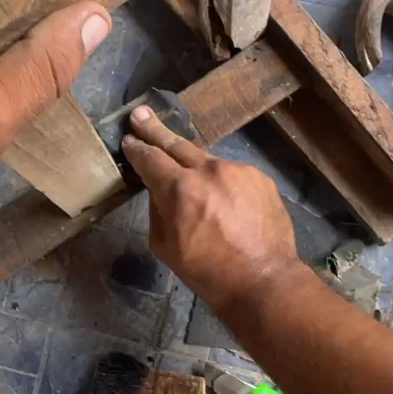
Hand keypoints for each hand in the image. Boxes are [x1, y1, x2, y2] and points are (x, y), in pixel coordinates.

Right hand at [120, 105, 302, 313]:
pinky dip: (220, 182)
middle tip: (140, 114)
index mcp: (179, 189)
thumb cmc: (207, 271)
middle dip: (155, 130)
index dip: (136, 149)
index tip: (129, 140)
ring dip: (192, 164)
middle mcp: (208, 170)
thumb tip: (160, 192)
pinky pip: (231, 174)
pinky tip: (221, 200)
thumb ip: (158, 211)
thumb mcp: (165, 247)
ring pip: (206, 160)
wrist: (263, 279)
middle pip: (175, 144)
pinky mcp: (258, 178)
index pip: (150, 158)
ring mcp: (237, 170)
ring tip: (186, 175)